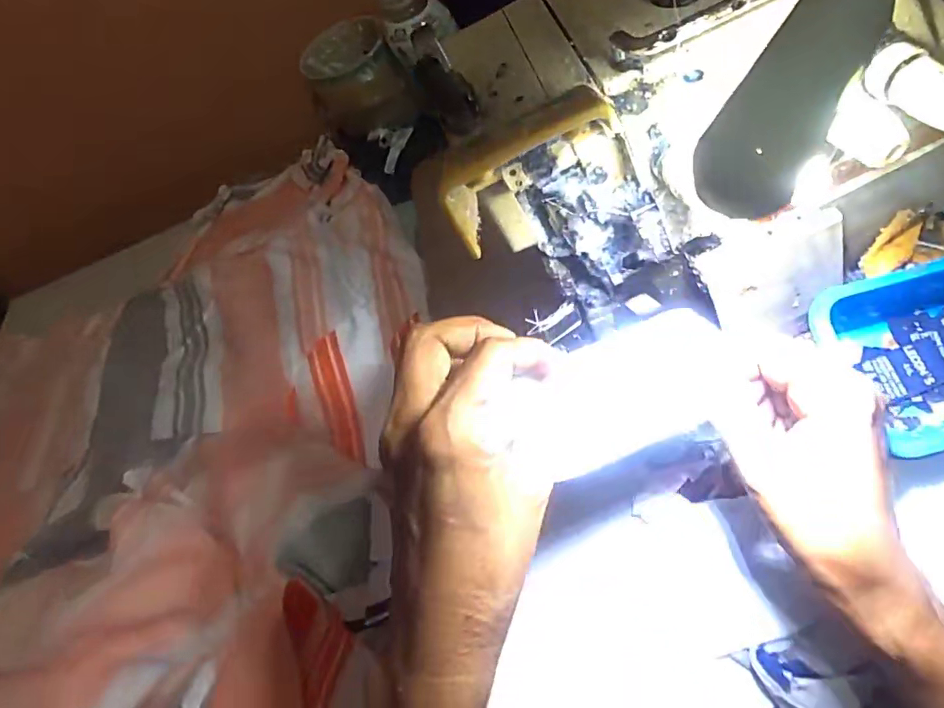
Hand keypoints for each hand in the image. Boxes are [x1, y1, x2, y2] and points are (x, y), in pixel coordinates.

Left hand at [381, 317, 555, 705]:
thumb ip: (538, 419)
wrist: (442, 614)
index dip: (528, 349)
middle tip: (510, 349)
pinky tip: (478, 396)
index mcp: (450, 426)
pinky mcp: (390, 448)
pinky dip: (445, 375)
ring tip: (495, 368)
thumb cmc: (495, 554)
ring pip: (414, 359)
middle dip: (474, 329)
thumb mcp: (532, 478)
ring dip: (456, 349)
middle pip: (429, 338)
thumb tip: (549, 384)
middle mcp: (410, 419)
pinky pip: (413, 388)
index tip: (552, 364)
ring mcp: (392, 433)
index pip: (489, 354)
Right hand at [719, 341, 943, 707]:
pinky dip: (779, 403)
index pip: (769, 350)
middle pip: (781, 356)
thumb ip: (731, 406)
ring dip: (763, 391)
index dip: (734, 366)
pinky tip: (770, 430)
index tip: (714, 392)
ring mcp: (856, 397)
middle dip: (749, 377)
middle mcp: (852, 383)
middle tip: (731, 412)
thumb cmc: (813, 520)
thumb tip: (710, 370)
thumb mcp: (758, 460)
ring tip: (752, 426)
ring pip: (789, 371)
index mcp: (836, 390)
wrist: (861, 568)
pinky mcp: (851, 413)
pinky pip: (802, 389)